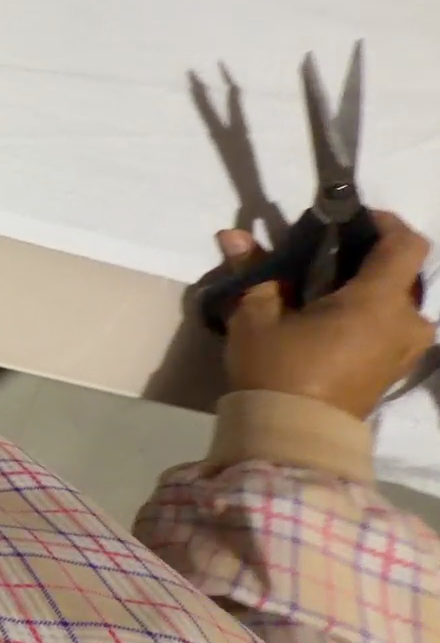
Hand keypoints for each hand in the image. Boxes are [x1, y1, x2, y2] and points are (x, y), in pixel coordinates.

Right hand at [216, 212, 435, 418]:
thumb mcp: (254, 316)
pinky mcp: (398, 364)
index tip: (358, 215)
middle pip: (402, 276)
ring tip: (323, 291)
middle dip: (368, 260)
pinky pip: (392, 325)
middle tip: (324, 257)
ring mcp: (409, 345)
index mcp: (377, 302)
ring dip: (368, 290)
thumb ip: (254, 272)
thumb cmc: (277, 365)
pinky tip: (331, 319)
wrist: (296, 427)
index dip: (388, 224)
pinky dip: (369, 313)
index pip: (406, 248)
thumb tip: (234, 235)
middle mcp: (408, 320)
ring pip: (397, 302)